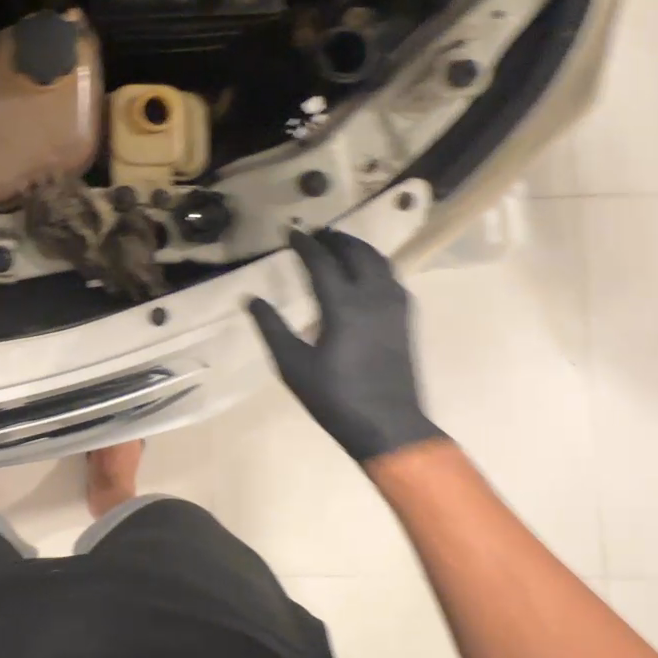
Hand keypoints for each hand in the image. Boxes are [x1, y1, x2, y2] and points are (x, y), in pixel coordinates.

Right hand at [246, 230, 443, 462]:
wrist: (387, 425)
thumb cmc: (334, 397)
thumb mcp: (292, 365)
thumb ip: (272, 328)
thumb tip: (252, 299)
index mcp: (343, 306)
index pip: (321, 262)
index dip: (304, 245)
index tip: (290, 232)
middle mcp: (373, 298)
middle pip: (356, 254)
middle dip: (335, 240)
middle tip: (316, 234)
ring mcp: (395, 307)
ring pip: (379, 262)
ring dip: (358, 248)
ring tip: (339, 245)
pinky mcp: (405, 319)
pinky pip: (391, 278)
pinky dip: (375, 265)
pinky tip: (366, 273)